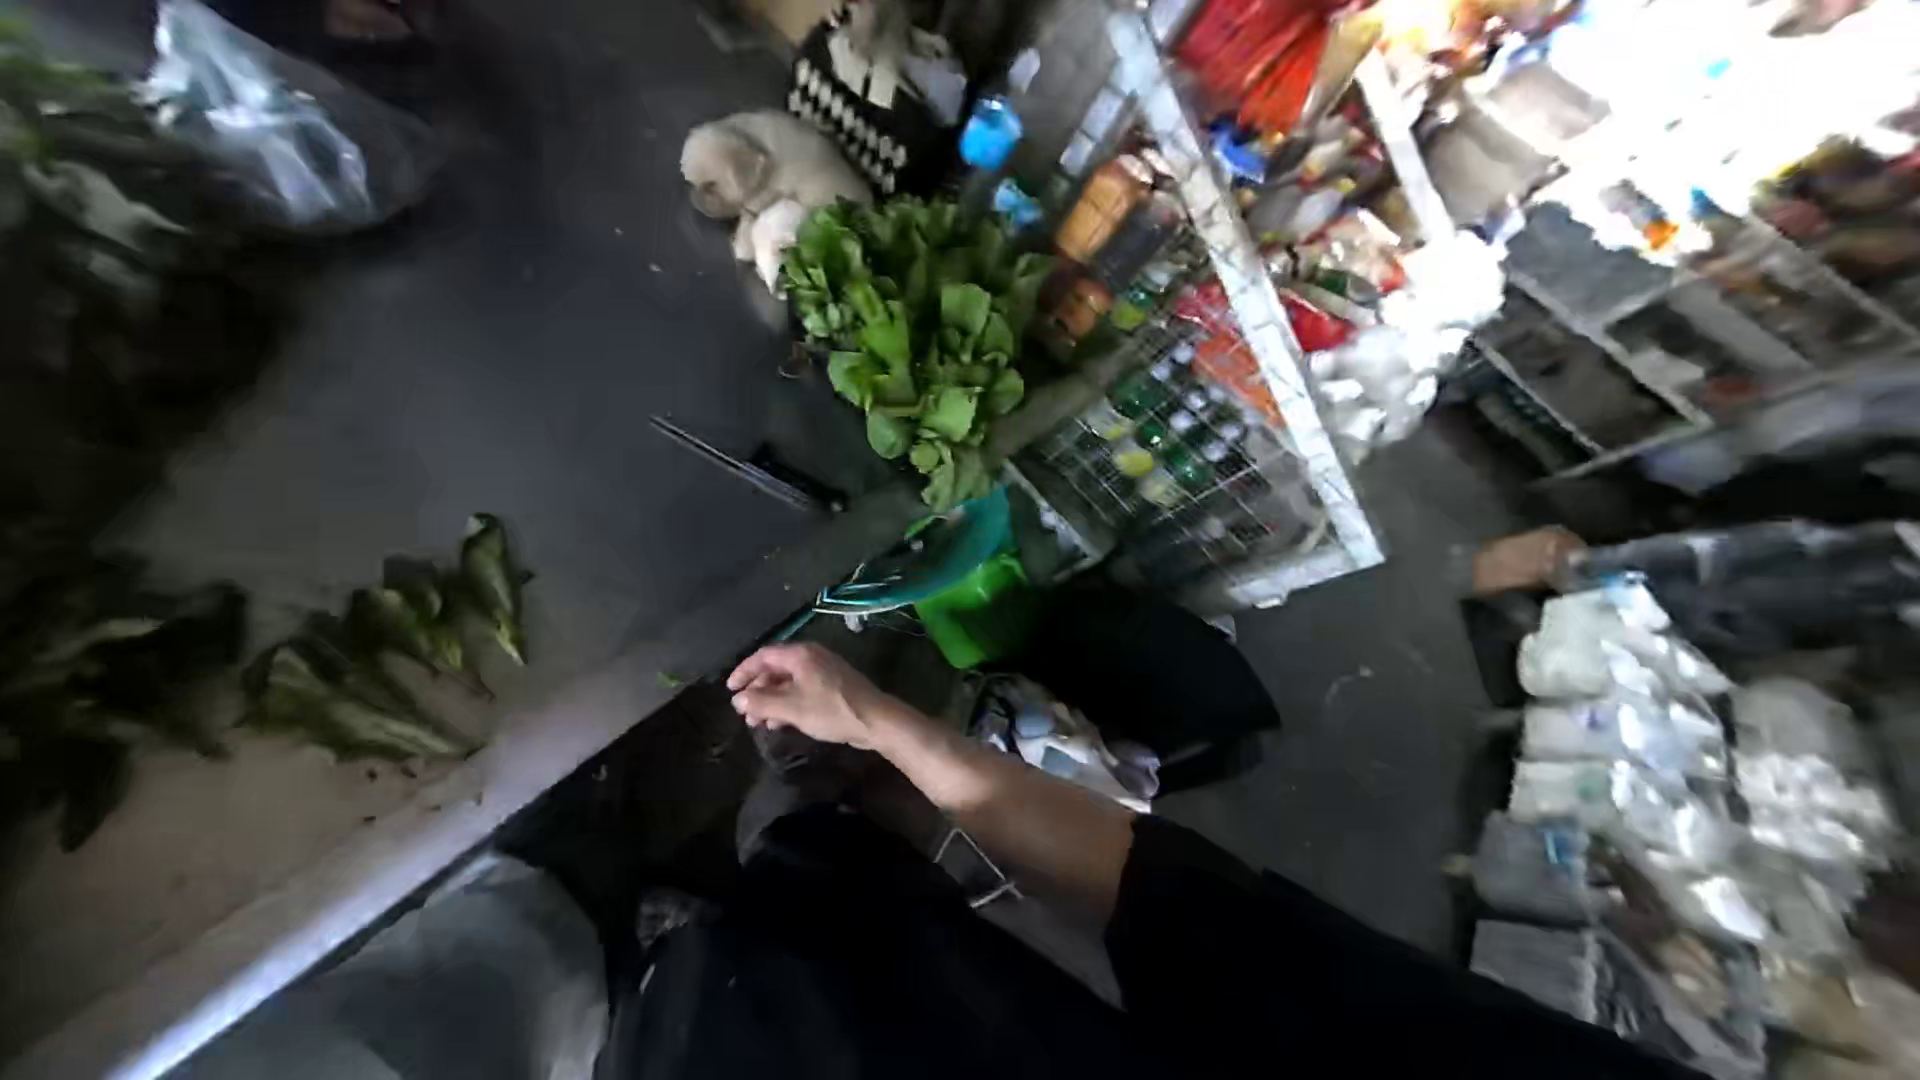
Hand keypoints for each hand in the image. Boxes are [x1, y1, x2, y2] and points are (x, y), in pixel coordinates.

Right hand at [726, 643, 894, 748]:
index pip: (763, 656)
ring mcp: (824, 670)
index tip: (730, 690)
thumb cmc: (830, 710)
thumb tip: (738, 699)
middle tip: (744, 713)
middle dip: (757, 690)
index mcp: (801, 655)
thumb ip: (761, 702)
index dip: (744, 671)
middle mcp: (811, 657)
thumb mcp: (791, 708)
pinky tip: (780, 723)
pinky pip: (802, 689)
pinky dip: (788, 703)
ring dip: (771, 700)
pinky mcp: (832, 685)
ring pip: (788, 682)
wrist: (874, 719)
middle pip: (776, 668)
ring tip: (759, 723)